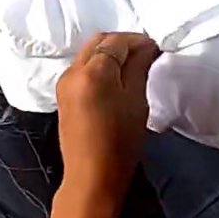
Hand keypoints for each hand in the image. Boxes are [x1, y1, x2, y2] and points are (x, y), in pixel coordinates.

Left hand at [54, 32, 160, 217]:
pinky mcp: (62, 93)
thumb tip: (146, 46)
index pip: (117, 41)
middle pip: (99, 41)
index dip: (138, 41)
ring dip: (110, 52)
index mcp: (93, 71)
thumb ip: (139, 66)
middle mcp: (73, 70)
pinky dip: (98, 64)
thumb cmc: (120, 142)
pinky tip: (115, 77)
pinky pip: (81, 67)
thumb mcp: (136, 101)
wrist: (92, 176)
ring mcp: (64, 81)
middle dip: (122, 43)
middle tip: (146, 54)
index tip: (156, 48)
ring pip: (88, 52)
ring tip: (133, 65)